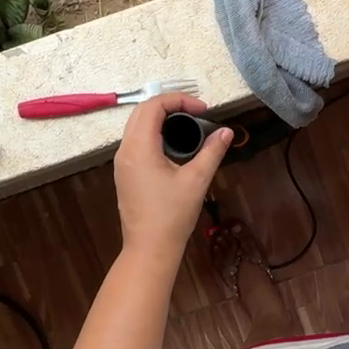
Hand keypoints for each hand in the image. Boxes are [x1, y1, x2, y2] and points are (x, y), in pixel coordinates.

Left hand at [113, 94, 230, 261]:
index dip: (179, 100)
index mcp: (139, 147)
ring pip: (137, 126)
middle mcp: (125, 150)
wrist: (150, 248)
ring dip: (160, 119)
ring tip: (188, 126)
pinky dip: (154, 134)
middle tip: (197, 114)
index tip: (203, 110)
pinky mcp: (125, 174)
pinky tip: (174, 146)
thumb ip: (212, 152)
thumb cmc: (172, 215)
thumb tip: (226, 132)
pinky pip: (136, 142)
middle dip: (169, 105)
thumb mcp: (197, 181)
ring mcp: (122, 163)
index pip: (153, 106)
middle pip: (142, 112)